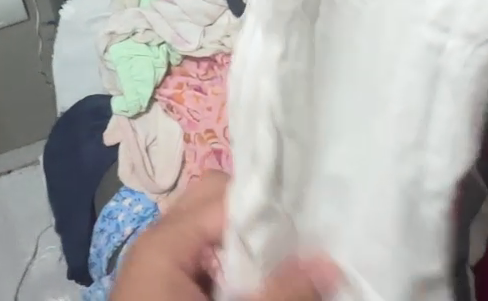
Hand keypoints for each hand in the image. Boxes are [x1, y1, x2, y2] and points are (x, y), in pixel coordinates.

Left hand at [111, 173, 338, 300]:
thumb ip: (284, 292)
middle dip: (255, 215)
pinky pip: (199, 257)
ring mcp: (155, 266)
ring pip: (207, 229)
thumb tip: (331, 262)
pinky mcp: (161, 290)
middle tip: (294, 237)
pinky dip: (227, 263)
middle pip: (212, 201)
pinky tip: (255, 283)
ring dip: (244, 241)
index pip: (226, 196)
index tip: (308, 216)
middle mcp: (156, 243)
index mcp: (164, 242)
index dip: (268, 204)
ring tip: (282, 260)